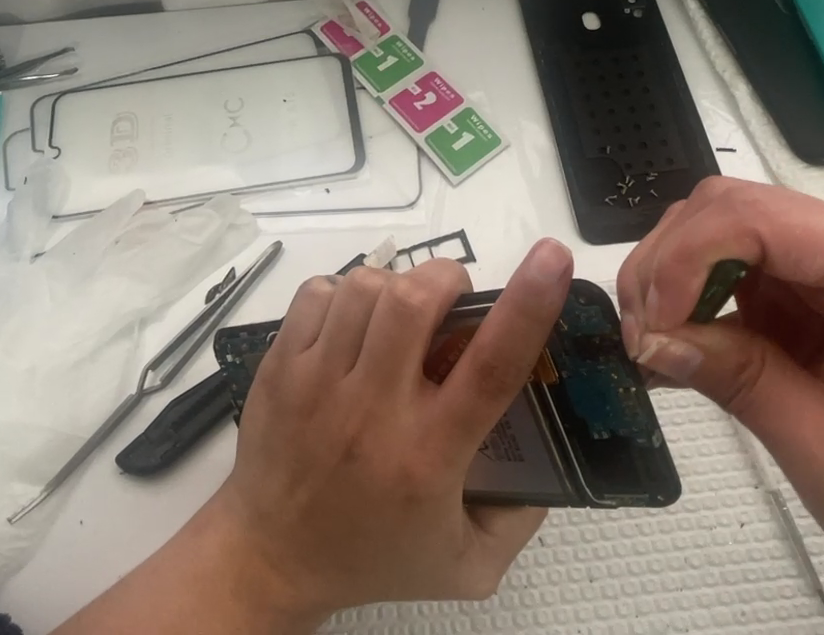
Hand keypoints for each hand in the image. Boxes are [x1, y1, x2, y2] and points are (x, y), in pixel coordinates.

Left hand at [200, 239, 575, 624]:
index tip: (552, 257)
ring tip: (401, 315)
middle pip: (415, 301)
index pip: (489, 366)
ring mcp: (318, 382)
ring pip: (365, 287)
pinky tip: (354, 323)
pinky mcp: (280, 366)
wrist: (271, 558)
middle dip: (446, 279)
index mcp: (429, 454)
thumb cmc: (375, 557)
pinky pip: (318, 293)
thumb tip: (550, 447)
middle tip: (454, 301)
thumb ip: (522, 517)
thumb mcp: (470, 566)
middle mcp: (373, 409)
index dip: (527, 305)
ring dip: (397, 285)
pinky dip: (345, 291)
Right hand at [617, 178, 823, 617]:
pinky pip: (742, 270)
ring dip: (676, 275)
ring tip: (655, 342)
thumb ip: (741, 382)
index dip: (684, 258)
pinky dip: (696, 297)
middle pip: (736, 208)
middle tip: (641, 334)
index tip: (650, 330)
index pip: (758, 218)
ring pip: (728, 229)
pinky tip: (681, 343)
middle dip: (670, 260)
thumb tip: (649, 337)